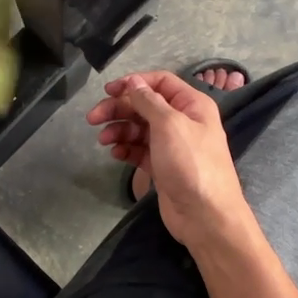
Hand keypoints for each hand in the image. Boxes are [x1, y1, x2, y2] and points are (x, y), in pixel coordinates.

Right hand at [86, 71, 254, 248]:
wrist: (204, 215)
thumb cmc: (190, 164)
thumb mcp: (169, 124)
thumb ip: (149, 101)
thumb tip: (133, 83)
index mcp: (191, 104)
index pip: (160, 82)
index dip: (134, 83)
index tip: (108, 90)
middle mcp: (182, 121)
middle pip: (145, 105)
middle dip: (119, 109)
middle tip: (93, 118)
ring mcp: (171, 145)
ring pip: (139, 129)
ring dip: (119, 130)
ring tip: (103, 140)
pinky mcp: (161, 166)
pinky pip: (139, 150)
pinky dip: (126, 149)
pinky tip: (115, 154)